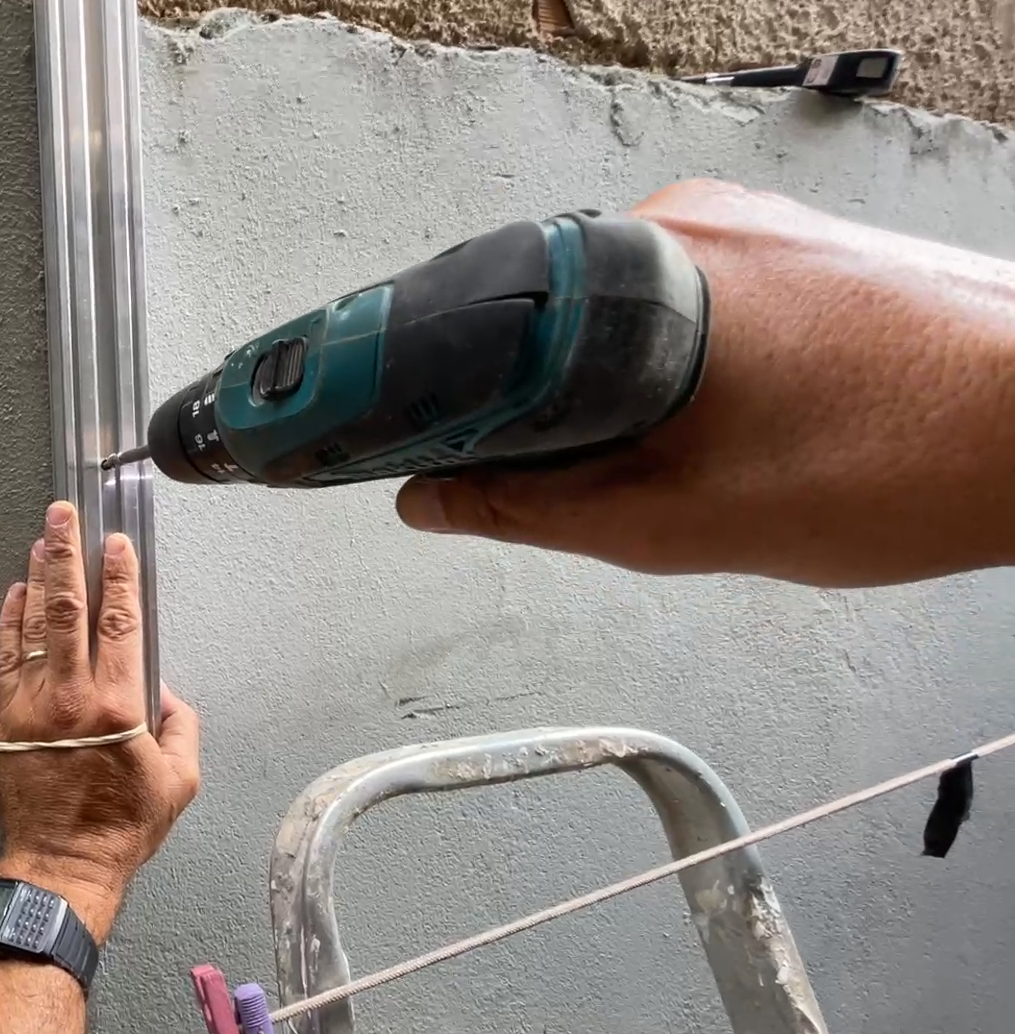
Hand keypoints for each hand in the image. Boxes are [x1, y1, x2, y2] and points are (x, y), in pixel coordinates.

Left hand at [0, 501, 200, 935]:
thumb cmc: (121, 826)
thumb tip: (165, 693)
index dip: (119, 578)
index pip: (120, 622)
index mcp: (118, 706)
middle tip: (63, 515)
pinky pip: (5, 656)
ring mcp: (31, 702)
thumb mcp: (179, 781)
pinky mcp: (5, 716)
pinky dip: (9, 620)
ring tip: (42, 539)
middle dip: (67, 554)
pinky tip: (16, 592)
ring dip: (39, 577)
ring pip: (34, 624)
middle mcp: (72, 694)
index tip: (116, 545)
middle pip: (69, 608)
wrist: (60, 861)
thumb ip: (181, 726)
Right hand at [395, 178, 1014, 586]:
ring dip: (585, 382)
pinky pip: (654, 303)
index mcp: (646, 269)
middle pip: (532, 321)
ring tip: (651, 441)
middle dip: (523, 398)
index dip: (439, 391)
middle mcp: (684, 223)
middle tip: (571, 464)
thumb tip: (423, 502)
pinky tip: (690, 410)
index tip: (424, 437)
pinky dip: (640, 360)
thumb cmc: (900, 466)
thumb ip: (525, 511)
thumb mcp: (667, 520)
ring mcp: (733, 225)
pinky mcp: (771, 243)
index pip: (479, 325)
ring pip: (591, 316)